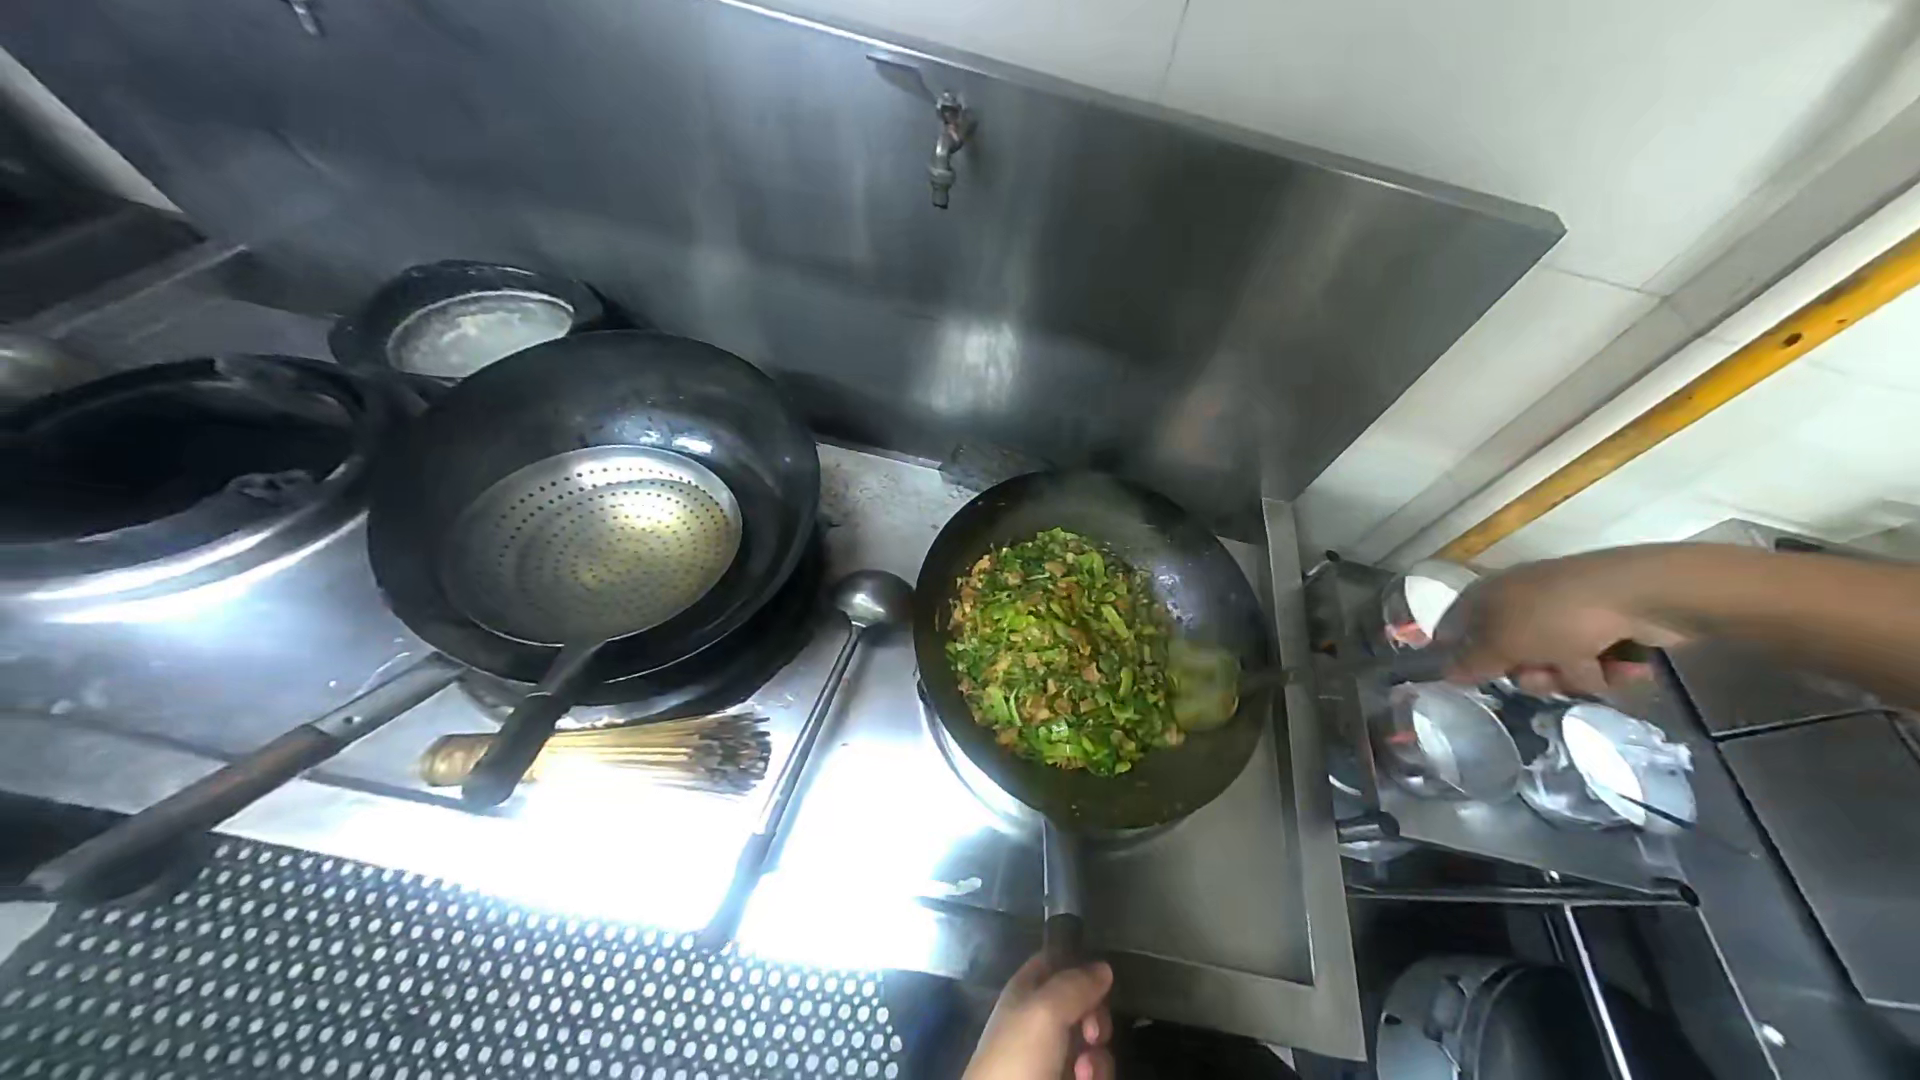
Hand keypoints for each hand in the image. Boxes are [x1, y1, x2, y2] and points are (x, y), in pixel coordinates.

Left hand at [963, 954, 1113, 1079]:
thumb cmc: (1019, 1058)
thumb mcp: (1045, 1011)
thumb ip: (1075, 985)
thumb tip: (1104, 968)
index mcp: (1026, 992)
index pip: (1056, 962)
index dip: (1079, 965)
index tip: (1100, 978)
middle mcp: (1042, 1021)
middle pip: (1083, 1004)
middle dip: (1096, 1017)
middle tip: (1092, 1033)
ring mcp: (1056, 1057)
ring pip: (1093, 1044)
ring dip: (1097, 1057)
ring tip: (1084, 1072)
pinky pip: (1094, 1073)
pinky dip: (1095, 1076)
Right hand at [1437, 549, 1685, 697]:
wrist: (1643, 596)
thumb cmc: (1554, 616)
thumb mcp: (1500, 643)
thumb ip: (1469, 663)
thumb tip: (1444, 674)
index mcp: (1484, 598)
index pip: (1454, 631)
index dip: (1457, 657)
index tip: (1468, 682)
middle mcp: (1517, 604)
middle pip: (1507, 656)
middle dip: (1528, 674)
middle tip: (1544, 675)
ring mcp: (1561, 617)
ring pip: (1550, 665)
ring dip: (1569, 677)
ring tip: (1591, 670)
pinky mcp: (1601, 629)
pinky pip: (1590, 662)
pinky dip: (1604, 670)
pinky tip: (1619, 666)